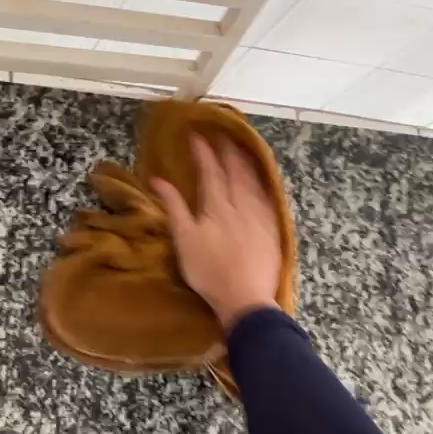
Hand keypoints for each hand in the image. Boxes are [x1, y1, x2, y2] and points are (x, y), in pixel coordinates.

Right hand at [151, 135, 281, 329]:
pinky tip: (262, 182)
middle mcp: (242, 204)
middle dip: (228, 150)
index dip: (203, 151)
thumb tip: (159, 180)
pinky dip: (263, 183)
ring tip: (243, 150)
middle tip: (223, 134)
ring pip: (255, 181)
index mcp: (218, 205)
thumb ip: (174, 207)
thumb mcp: (184, 240)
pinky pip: (269, 197)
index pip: (211, 170)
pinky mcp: (273, 229)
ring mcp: (261, 216)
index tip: (196, 135)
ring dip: (248, 162)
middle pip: (236, 170)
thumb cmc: (209, 272)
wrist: (246, 299)